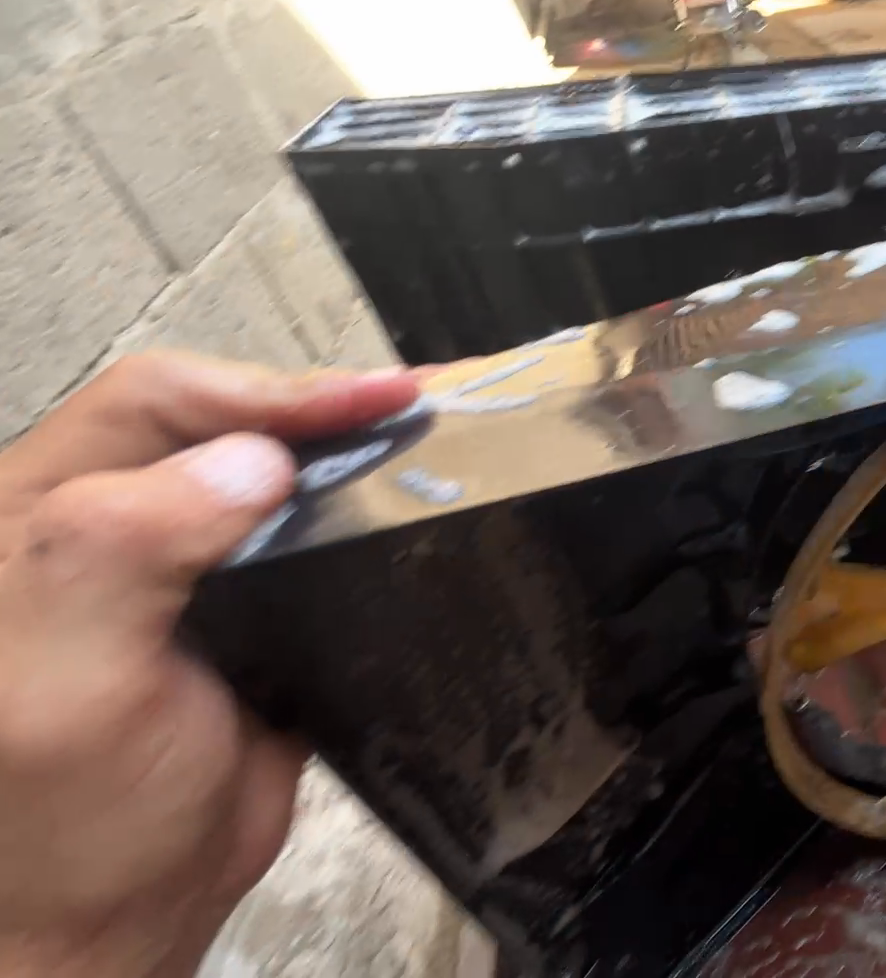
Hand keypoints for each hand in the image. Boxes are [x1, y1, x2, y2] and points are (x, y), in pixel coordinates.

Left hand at [0, 353, 416, 977]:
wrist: (127, 906)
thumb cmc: (69, 821)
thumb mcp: (62, 693)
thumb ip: (117, 560)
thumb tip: (252, 461)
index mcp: (33, 525)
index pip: (156, 407)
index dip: (271, 390)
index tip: (380, 399)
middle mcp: (111, 522)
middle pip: (223, 418)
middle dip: (324, 400)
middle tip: (420, 401)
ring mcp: (192, 557)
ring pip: (277, 463)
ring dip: (355, 439)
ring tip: (434, 428)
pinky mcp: (258, 592)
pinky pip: (316, 522)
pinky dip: (372, 495)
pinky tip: (417, 491)